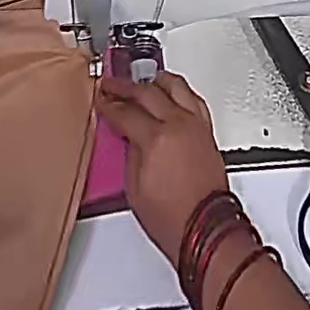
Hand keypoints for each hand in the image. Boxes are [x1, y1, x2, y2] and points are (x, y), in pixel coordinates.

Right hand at [97, 73, 228, 264]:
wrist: (205, 230)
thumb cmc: (175, 217)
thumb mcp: (134, 188)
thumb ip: (130, 153)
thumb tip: (129, 136)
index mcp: (156, 139)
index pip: (126, 112)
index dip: (109, 105)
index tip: (101, 100)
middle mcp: (179, 126)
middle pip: (148, 92)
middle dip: (126, 87)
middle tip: (113, 84)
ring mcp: (196, 126)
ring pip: (176, 87)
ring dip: (156, 81)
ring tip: (145, 80)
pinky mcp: (208, 132)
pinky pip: (194, 100)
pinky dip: (180, 92)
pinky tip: (174, 92)